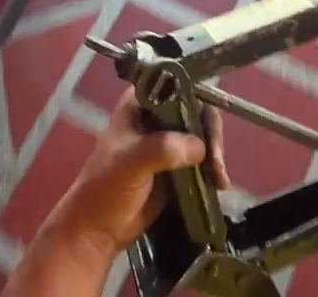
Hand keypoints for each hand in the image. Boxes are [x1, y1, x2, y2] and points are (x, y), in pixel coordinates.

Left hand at [39, 88, 228, 265]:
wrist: (97, 230)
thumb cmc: (106, 188)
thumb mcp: (130, 162)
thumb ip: (162, 149)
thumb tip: (200, 148)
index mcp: (141, 101)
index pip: (179, 87)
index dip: (199, 101)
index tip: (210, 126)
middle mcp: (157, 113)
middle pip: (197, 110)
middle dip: (211, 135)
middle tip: (216, 164)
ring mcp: (168, 139)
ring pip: (203, 134)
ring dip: (215, 155)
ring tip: (219, 181)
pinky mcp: (176, 163)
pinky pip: (203, 157)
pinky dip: (213, 168)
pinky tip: (219, 184)